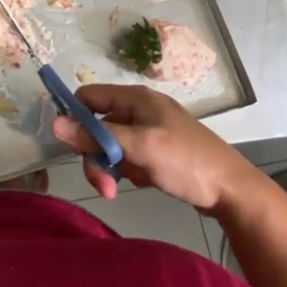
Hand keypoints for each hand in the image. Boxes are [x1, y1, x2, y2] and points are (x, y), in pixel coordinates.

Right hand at [51, 83, 261, 211]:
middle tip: (104, 185)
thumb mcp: (138, 148)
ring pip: (111, 145)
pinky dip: (128, 170)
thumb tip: (53, 123)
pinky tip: (142, 182)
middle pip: (97, 126)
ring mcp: (149, 130)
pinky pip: (128, 156)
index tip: (73, 148)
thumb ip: (96, 137)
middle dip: (95, 155)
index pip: (88, 97)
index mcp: (135, 98)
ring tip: (119, 190)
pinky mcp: (158, 150)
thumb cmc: (186, 162)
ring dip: (110, 167)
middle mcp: (139, 109)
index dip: (75, 118)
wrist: (232, 190)